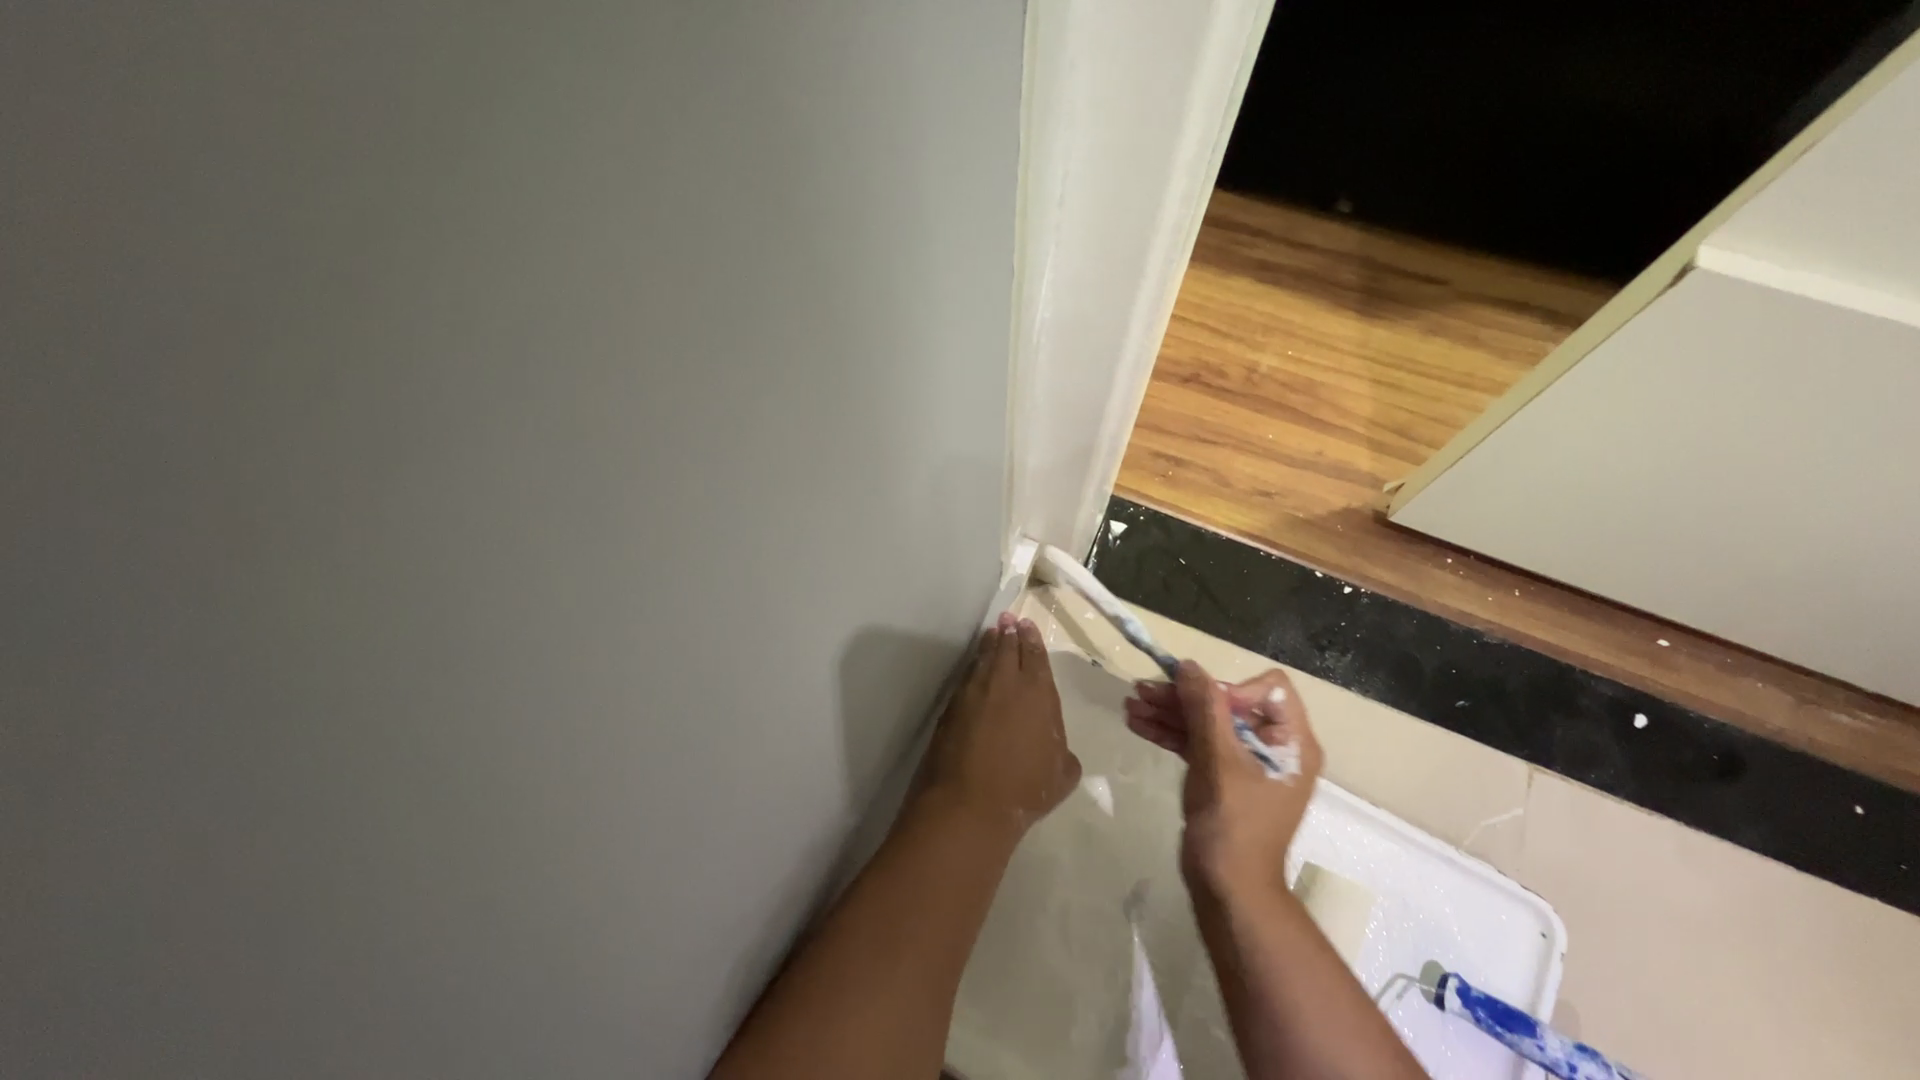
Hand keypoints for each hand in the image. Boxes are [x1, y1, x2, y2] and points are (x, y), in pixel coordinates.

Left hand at [918, 612, 1080, 835]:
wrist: (969, 803)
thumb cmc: (1024, 790)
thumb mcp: (1062, 775)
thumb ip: (1063, 754)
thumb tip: (1058, 750)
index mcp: (1038, 692)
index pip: (1034, 656)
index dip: (1031, 639)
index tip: (1026, 625)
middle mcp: (1005, 684)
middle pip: (1006, 650)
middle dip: (1009, 633)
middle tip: (1008, 618)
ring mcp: (973, 694)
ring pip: (983, 659)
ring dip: (989, 645)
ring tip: (992, 634)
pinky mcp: (950, 709)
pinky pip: (966, 678)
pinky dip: (972, 668)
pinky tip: (973, 669)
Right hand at [1124, 662, 1322, 897]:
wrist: (1228, 890)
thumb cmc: (1233, 824)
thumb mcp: (1218, 761)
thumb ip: (1205, 709)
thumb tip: (1189, 665)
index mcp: (1290, 742)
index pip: (1269, 689)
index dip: (1230, 688)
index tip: (1200, 703)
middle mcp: (1273, 747)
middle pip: (1229, 704)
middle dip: (1185, 697)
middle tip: (1143, 690)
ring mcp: (1247, 765)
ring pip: (1208, 724)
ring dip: (1171, 713)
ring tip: (1130, 705)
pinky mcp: (1224, 780)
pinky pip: (1199, 746)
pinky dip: (1172, 735)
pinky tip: (1138, 725)